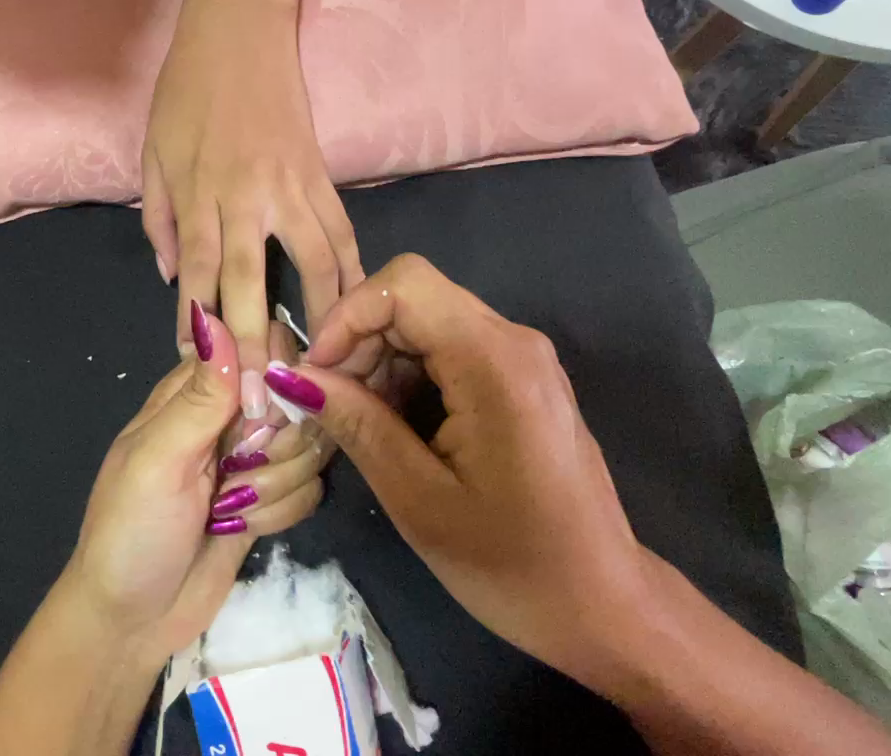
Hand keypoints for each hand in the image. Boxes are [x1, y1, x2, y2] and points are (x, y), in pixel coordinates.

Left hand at [62, 304, 322, 665]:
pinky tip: (243, 531)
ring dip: (274, 486)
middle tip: (234, 475)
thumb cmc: (132, 529)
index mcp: (194, 391)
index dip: (273, 380)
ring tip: (229, 510)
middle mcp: (228, 416)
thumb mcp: (159, 459)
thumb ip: (199, 395)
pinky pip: (310, 488)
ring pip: (309, 446)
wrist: (133, 619)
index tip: (254, 420)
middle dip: (276, 445)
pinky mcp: (271, 498)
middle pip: (297, 398)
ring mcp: (251, 458)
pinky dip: (281, 513)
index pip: (261, 348)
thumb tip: (213, 313)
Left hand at [142, 0, 363, 414]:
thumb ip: (161, 220)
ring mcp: (293, 186)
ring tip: (327, 366)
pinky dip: (349, 272)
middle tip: (267, 399)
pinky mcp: (322, 175)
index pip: (200, 273)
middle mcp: (248, 196)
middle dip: (257, 344)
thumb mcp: (154, 153)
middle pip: (252, 281)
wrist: (239, 29)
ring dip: (321, 318)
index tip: (208, 378)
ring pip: (315, 263)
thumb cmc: (185, 92)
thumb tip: (178, 280)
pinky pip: (341, 232)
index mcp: (200, 191)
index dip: (203, 329)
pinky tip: (354, 305)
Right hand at [265, 255, 655, 690]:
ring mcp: (520, 355)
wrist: (602, 605)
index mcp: (495, 363)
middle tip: (328, 404)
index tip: (314, 373)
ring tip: (355, 418)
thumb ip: (355, 423)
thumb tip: (289, 376)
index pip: (404, 285)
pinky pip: (445, 344)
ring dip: (376, 357)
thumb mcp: (416, 496)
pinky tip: (390, 421)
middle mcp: (513, 341)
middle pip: (411, 297)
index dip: (346, 315)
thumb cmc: (510, 562)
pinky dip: (404, 370)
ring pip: (423, 318)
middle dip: (357, 340)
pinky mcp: (518, 375)